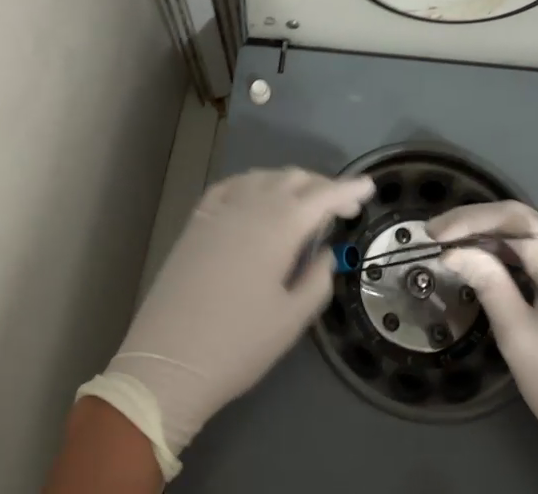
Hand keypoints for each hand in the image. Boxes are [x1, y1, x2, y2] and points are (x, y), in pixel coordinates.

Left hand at [89, 167, 374, 470]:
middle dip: (322, 186)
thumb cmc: (237, 345)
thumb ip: (317, 279)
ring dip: (289, 182)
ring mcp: (219, 211)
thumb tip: (324, 253)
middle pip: (293, 179)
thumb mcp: (292, 320)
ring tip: (304, 204)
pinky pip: (231, 187)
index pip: (323, 196)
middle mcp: (250, 207)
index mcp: (279, 227)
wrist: (167, 360)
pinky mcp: (196, 223)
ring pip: (262, 177)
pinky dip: (254, 184)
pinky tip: (258, 198)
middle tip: (340, 208)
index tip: (369, 188)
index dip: (349, 189)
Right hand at [434, 201, 537, 493]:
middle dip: (481, 225)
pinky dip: (519, 257)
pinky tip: (492, 265)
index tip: (434, 233)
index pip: (519, 222)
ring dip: (498, 240)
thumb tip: (453, 252)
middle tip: (439, 236)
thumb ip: (487, 282)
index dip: (472, 220)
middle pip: (530, 225)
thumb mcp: (517, 336)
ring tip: (458, 248)